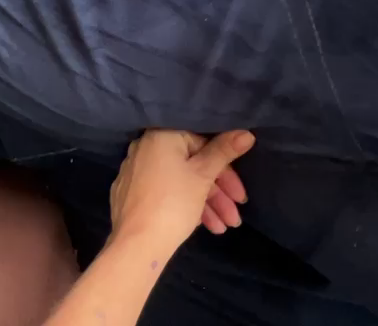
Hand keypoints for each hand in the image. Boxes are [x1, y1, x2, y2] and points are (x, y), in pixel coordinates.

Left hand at [108, 129, 255, 252]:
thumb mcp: (203, 176)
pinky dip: (185, 205)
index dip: (226, 171)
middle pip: (191, 165)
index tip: (240, 194)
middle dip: (218, 193)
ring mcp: (135, 172)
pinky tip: (203, 226)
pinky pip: (165, 192)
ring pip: (180, 182)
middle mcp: (145, 147)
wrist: (136, 246)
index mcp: (161, 135)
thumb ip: (225, 151)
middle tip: (235, 217)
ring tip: (224, 228)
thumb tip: (246, 133)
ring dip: (206, 204)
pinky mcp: (131, 194)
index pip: (202, 144)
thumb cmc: (173, 203)